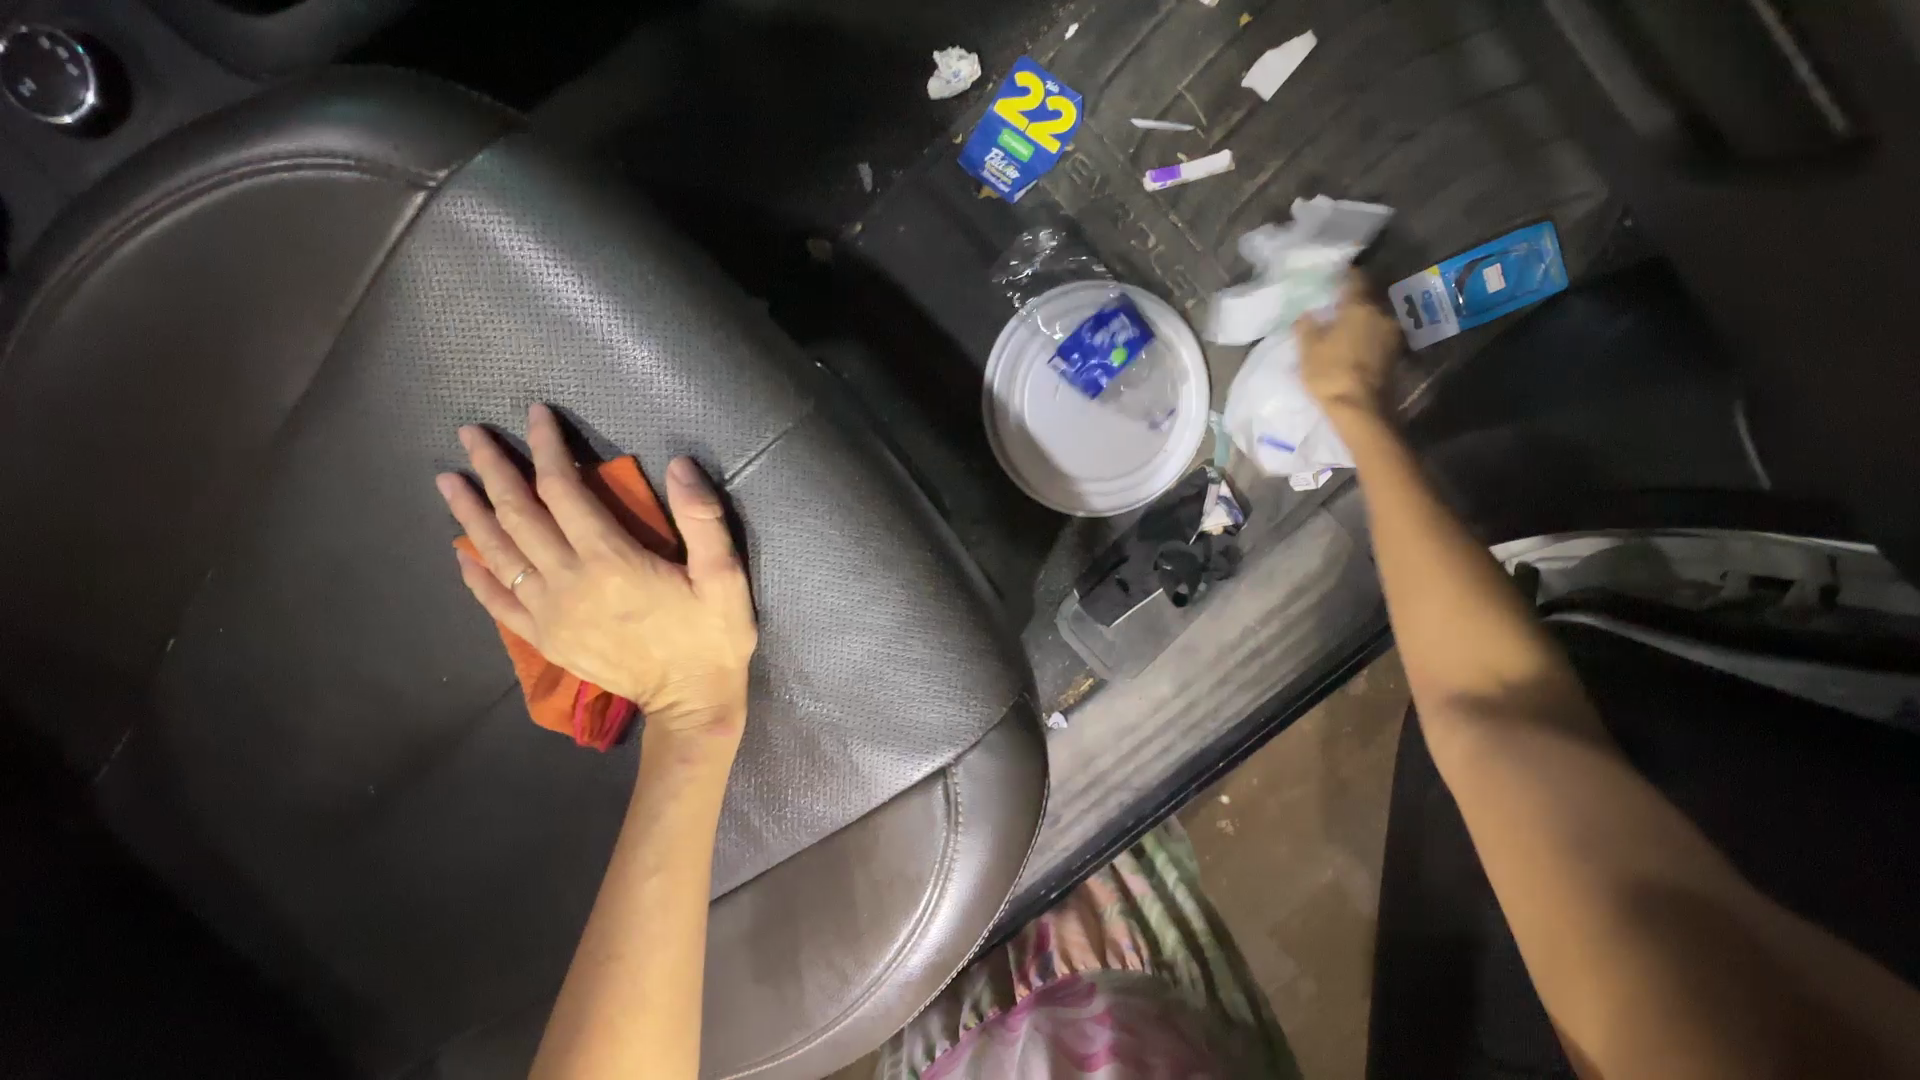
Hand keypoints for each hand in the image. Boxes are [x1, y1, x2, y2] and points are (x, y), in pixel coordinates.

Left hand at [435, 404, 757, 737]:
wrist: (692, 702)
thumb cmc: (712, 636)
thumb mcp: (725, 576)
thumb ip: (703, 519)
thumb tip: (679, 463)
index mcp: (611, 559)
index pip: (563, 490)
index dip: (546, 448)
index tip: (535, 416)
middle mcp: (568, 581)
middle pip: (518, 514)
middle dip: (494, 470)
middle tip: (470, 435)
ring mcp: (549, 613)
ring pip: (498, 553)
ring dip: (471, 513)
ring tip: (448, 480)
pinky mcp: (545, 640)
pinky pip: (497, 603)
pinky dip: (475, 576)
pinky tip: (461, 555)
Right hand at [1296, 270, 1403, 420]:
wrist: (1360, 408)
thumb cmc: (1330, 372)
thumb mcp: (1307, 349)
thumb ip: (1307, 326)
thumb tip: (1307, 314)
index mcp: (1359, 306)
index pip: (1354, 279)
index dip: (1343, 277)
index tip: (1333, 280)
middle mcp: (1381, 314)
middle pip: (1366, 300)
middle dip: (1352, 303)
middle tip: (1335, 309)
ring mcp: (1392, 334)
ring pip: (1374, 319)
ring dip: (1361, 323)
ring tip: (1344, 332)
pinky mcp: (1396, 354)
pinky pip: (1378, 337)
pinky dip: (1367, 338)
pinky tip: (1354, 347)